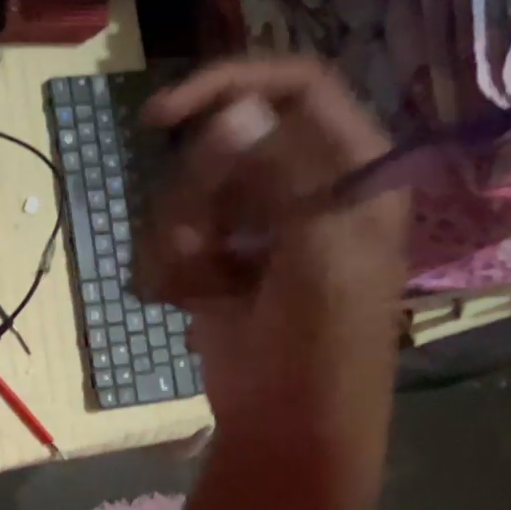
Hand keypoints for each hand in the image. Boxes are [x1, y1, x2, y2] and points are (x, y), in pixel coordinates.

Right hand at [138, 59, 408, 445]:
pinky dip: (171, 271)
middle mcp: (300, 188)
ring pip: (187, 195)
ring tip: (201, 287)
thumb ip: (279, 173)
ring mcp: (252, 228)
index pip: (294, 90)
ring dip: (179, 240)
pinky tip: (191, 302)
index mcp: (350, 169)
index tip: (160, 116)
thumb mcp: (316, 251)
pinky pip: (171, 241)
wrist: (288, 423)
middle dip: (195, 195)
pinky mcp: (214, 265)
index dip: (231, 87)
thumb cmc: (323, 342)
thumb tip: (231, 110)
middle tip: (202, 246)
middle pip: (223, 147)